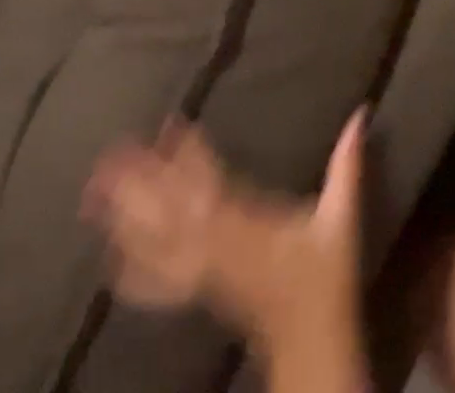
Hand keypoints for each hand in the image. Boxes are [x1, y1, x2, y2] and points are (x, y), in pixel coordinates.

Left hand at [84, 110, 367, 354]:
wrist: (310, 339)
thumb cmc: (326, 274)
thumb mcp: (341, 217)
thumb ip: (347, 166)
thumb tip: (360, 116)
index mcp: (250, 223)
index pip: (211, 183)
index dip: (189, 153)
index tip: (171, 123)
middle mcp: (218, 246)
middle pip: (170, 212)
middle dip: (139, 184)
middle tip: (109, 154)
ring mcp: (204, 272)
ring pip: (157, 243)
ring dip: (125, 219)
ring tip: (94, 194)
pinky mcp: (199, 291)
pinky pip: (158, 282)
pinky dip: (132, 270)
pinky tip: (110, 259)